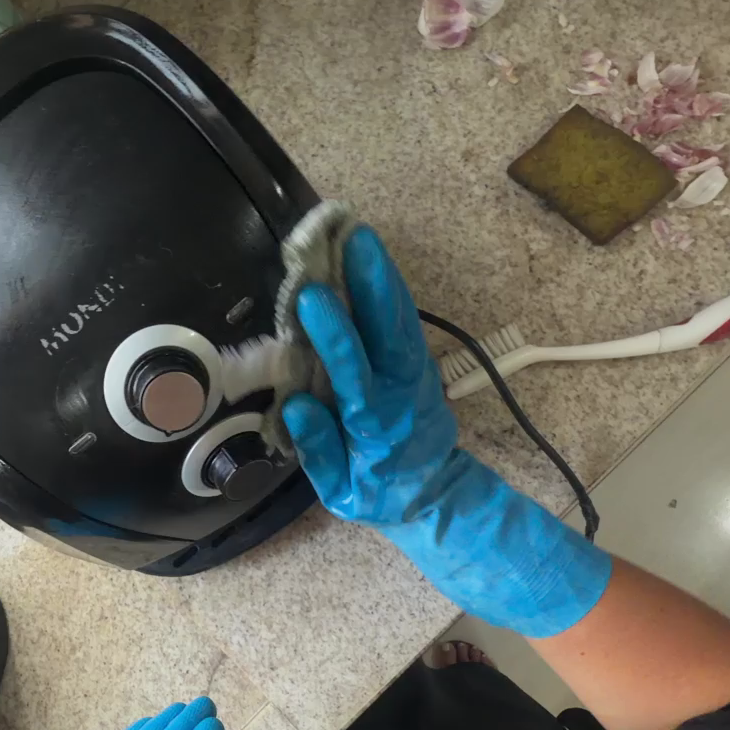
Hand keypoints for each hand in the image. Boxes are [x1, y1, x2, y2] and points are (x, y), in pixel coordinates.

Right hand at [279, 226, 611, 637]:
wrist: (431, 495)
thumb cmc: (376, 494)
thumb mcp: (339, 491)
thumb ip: (318, 448)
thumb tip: (297, 403)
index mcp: (376, 425)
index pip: (355, 372)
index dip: (336, 334)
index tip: (313, 297)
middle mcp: (402, 391)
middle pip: (391, 331)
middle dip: (371, 283)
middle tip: (349, 236)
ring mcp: (417, 374)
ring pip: (403, 318)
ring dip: (382, 276)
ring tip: (359, 235)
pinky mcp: (420, 364)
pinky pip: (406, 322)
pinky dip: (391, 289)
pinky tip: (373, 261)